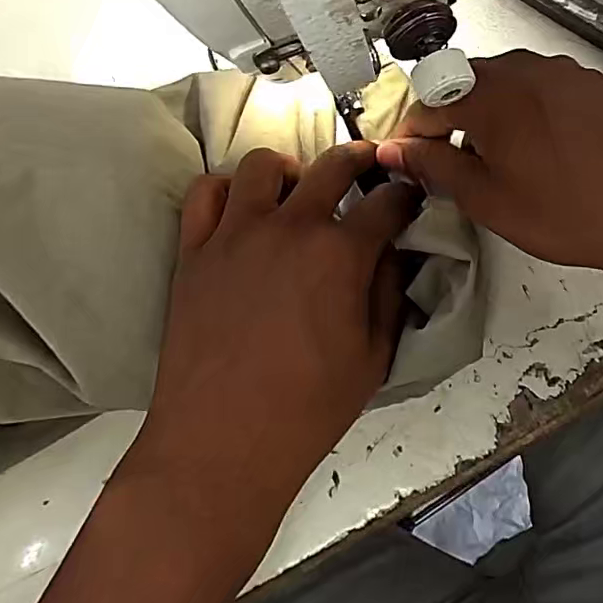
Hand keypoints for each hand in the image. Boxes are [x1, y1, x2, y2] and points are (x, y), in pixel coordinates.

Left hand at [135, 144, 419, 499]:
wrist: (223, 442)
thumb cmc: (310, 406)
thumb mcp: (376, 355)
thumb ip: (389, 293)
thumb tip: (393, 253)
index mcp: (342, 254)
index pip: (388, 202)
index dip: (406, 196)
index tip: (409, 200)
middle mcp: (291, 228)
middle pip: (334, 165)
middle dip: (361, 159)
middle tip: (368, 169)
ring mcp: (236, 234)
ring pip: (263, 164)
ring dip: (291, 170)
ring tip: (298, 192)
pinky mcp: (193, 251)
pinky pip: (205, 193)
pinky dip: (228, 190)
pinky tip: (243, 210)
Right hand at [376, 51, 602, 282]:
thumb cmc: (572, 212)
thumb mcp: (488, 198)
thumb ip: (435, 165)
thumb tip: (399, 149)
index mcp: (490, 95)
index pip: (427, 102)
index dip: (411, 134)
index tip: (408, 158)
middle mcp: (524, 70)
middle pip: (464, 84)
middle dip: (447, 120)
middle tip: (446, 162)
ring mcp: (560, 73)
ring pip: (502, 83)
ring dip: (485, 114)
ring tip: (493, 160)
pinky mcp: (587, 84)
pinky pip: (538, 88)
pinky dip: (522, 111)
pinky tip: (533, 148)